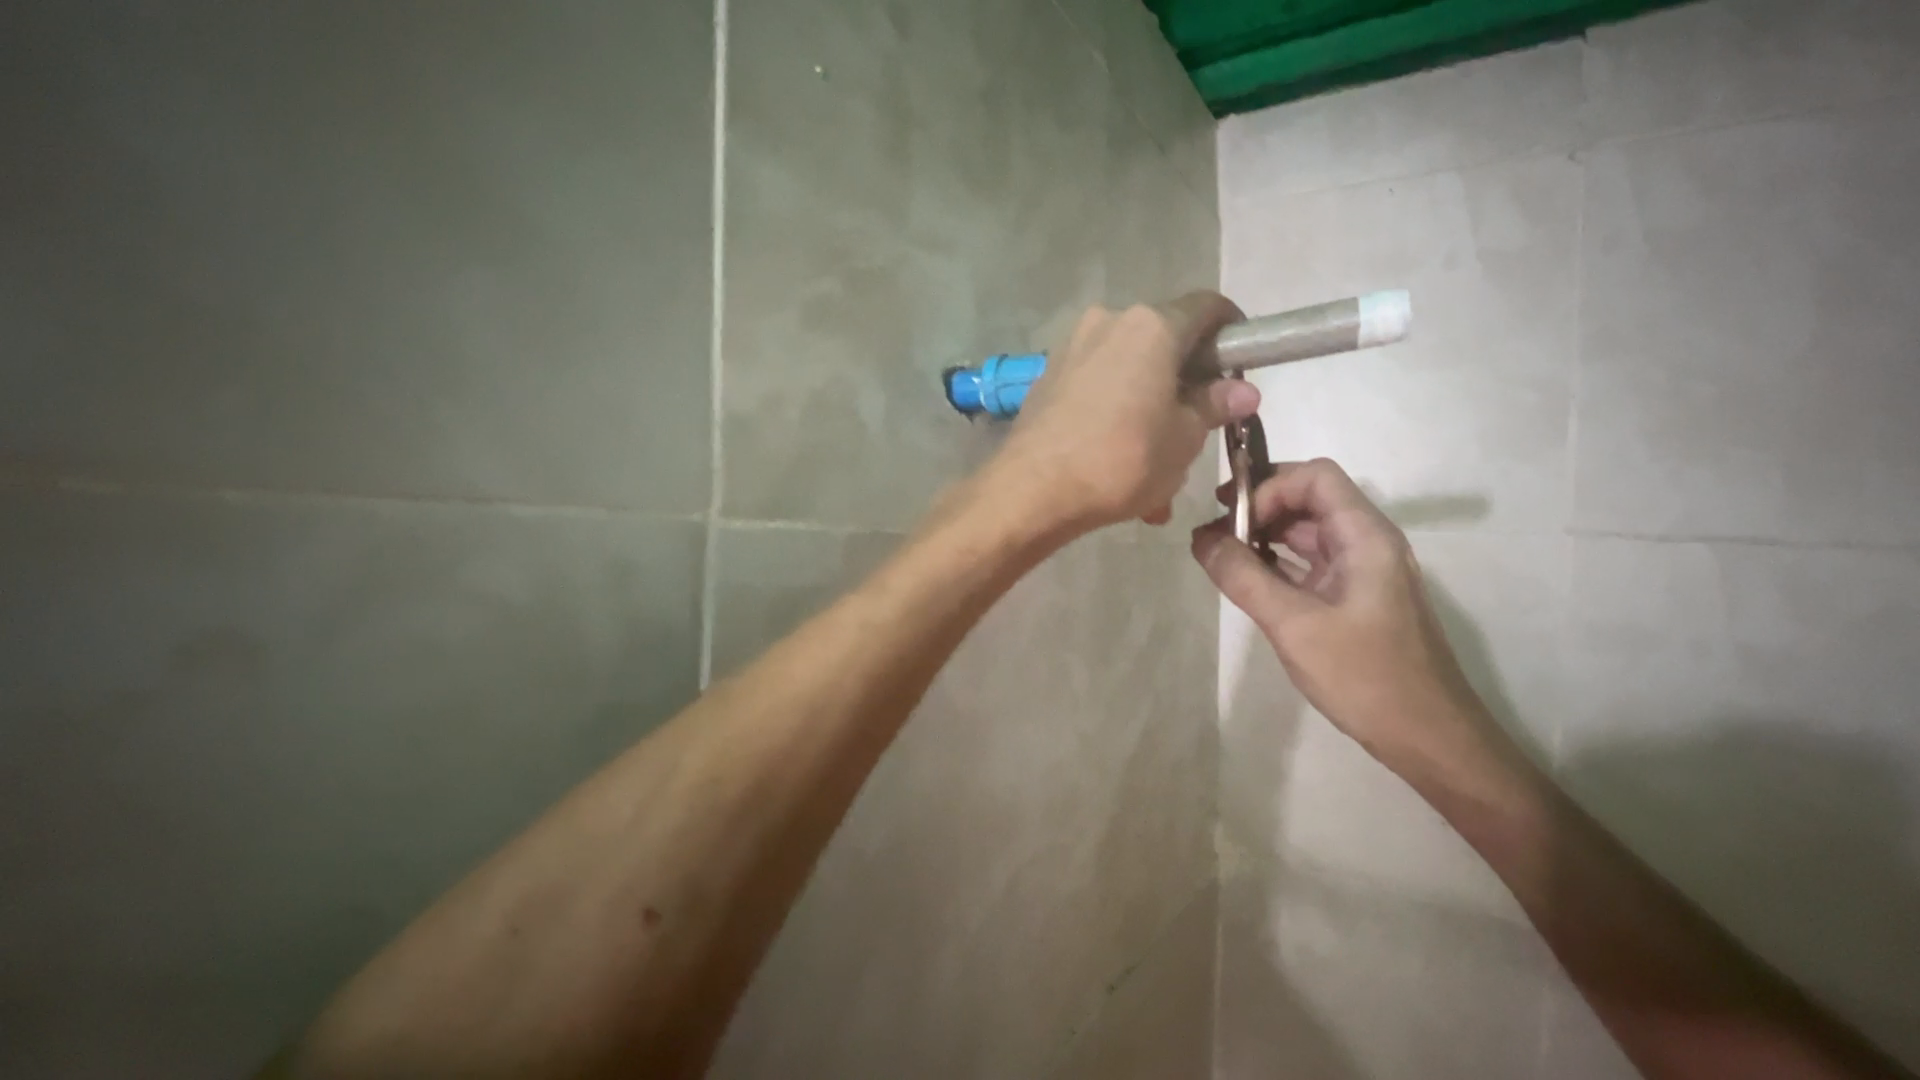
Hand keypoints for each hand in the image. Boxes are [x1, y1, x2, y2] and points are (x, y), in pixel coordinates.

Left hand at [991, 294, 1261, 530]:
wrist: (1032, 490)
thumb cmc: (1122, 460)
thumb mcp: (1184, 439)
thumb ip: (1214, 406)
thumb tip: (1242, 390)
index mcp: (1152, 326)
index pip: (1207, 307)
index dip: (1232, 332)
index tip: (1240, 367)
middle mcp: (1109, 322)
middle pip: (1164, 343)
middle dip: (1184, 388)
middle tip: (1197, 433)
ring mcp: (1072, 348)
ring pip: (1129, 376)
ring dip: (1148, 416)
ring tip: (1157, 477)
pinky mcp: (1048, 378)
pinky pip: (1098, 392)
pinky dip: (1115, 421)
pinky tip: (1118, 472)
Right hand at [1191, 458, 1496, 772]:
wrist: (1428, 737)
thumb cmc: (1365, 677)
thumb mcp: (1294, 625)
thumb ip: (1244, 577)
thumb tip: (1200, 538)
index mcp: (1366, 536)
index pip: (1314, 477)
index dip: (1267, 487)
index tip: (1229, 521)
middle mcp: (1368, 544)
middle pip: (1310, 499)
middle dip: (1259, 507)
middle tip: (1213, 532)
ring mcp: (1363, 573)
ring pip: (1309, 533)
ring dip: (1265, 536)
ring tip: (1221, 557)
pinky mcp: (1356, 601)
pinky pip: (1311, 565)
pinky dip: (1277, 564)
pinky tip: (1247, 583)